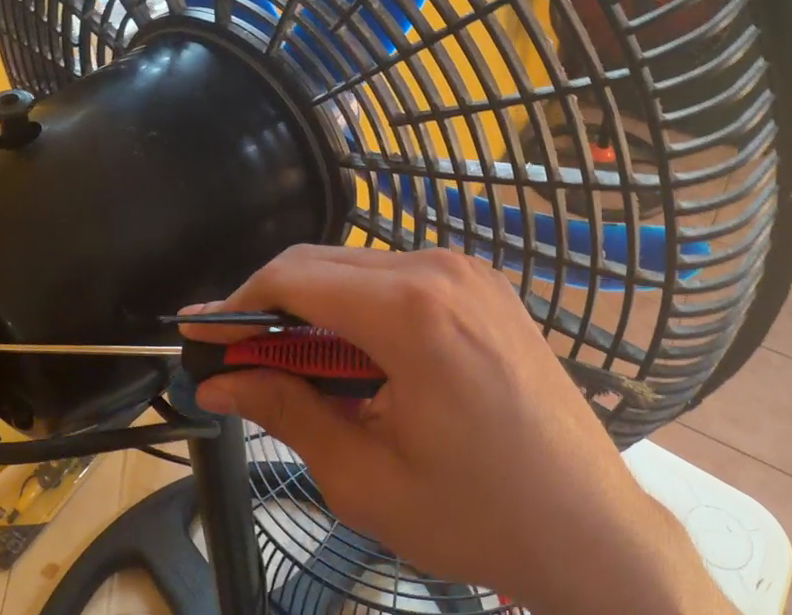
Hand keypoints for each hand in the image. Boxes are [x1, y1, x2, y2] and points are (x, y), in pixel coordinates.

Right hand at [183, 246, 731, 614]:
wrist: (591, 528)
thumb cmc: (478, 513)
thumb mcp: (364, 475)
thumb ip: (285, 410)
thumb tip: (220, 379)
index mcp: (412, 309)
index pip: (295, 276)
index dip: (238, 302)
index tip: (200, 334)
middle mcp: (442, 269)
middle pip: (325, 262)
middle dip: (273, 305)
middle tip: (238, 358)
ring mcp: (471, 272)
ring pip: (362, 268)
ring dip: (317, 308)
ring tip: (292, 367)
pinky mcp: (487, 287)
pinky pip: (402, 278)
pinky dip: (362, 308)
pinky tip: (354, 359)